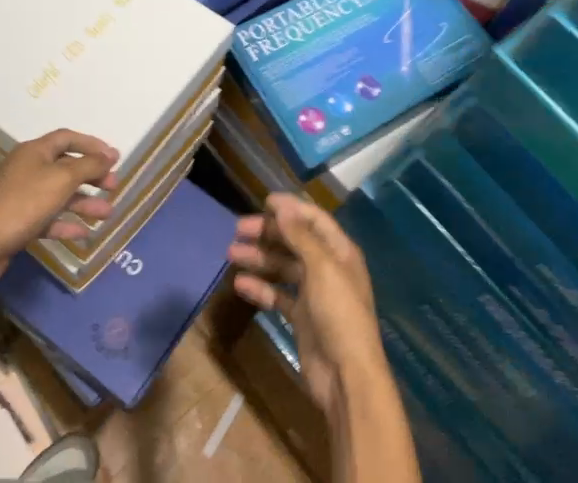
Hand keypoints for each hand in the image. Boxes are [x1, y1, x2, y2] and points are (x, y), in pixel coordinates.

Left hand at [0, 130, 118, 286]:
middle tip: (113, 186)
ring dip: (84, 203)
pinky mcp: (18, 222)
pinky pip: (48, 218)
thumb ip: (89, 166)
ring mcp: (21, 196)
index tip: (114, 158)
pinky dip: (66, 223)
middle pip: (65, 167)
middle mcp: (27, 169)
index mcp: (34, 152)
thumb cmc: (23, 203)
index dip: (92, 145)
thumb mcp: (62, 179)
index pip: (67, 138)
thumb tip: (109, 155)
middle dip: (91, 176)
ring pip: (59, 195)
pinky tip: (84, 233)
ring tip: (108, 214)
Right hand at [229, 194, 383, 416]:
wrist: (346, 374)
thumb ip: (301, 237)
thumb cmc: (339, 314)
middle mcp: (328, 268)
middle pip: (295, 242)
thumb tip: (283, 205)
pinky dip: (261, 288)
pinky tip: (240, 284)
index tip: (263, 201)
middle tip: (238, 229)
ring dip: (260, 259)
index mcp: (340, 252)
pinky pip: (278, 296)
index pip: (314, 220)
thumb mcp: (322, 269)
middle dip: (268, 233)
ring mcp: (315, 295)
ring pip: (283, 268)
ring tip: (231, 254)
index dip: (291, 208)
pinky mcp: (302, 318)